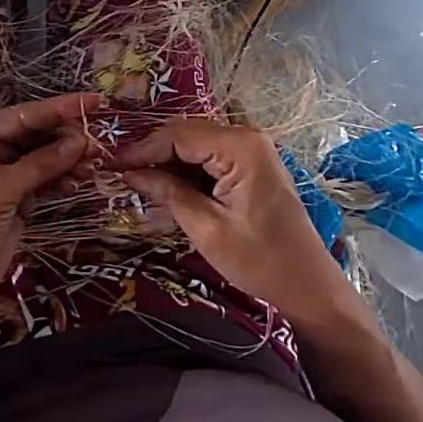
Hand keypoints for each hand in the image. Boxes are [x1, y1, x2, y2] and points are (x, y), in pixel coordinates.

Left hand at [0, 93, 98, 324]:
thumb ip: (39, 164)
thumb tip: (80, 140)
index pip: (20, 116)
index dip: (58, 109)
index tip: (94, 101)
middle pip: (33, 134)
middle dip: (66, 136)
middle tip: (100, 142)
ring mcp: (1, 176)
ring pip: (42, 158)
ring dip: (68, 158)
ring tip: (96, 162)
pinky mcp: (14, 200)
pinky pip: (43, 180)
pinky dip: (61, 178)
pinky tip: (80, 178)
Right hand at [111, 118, 355, 325]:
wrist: (310, 287)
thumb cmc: (260, 260)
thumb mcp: (205, 227)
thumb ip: (166, 192)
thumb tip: (129, 173)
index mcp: (239, 147)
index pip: (176, 135)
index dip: (141, 149)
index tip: (112, 166)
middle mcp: (246, 137)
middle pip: (184, 134)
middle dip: (151, 153)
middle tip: (121, 174)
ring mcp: (251, 149)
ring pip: (193, 144)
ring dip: (167, 162)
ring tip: (138, 182)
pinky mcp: (251, 164)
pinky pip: (208, 157)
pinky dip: (185, 170)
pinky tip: (166, 187)